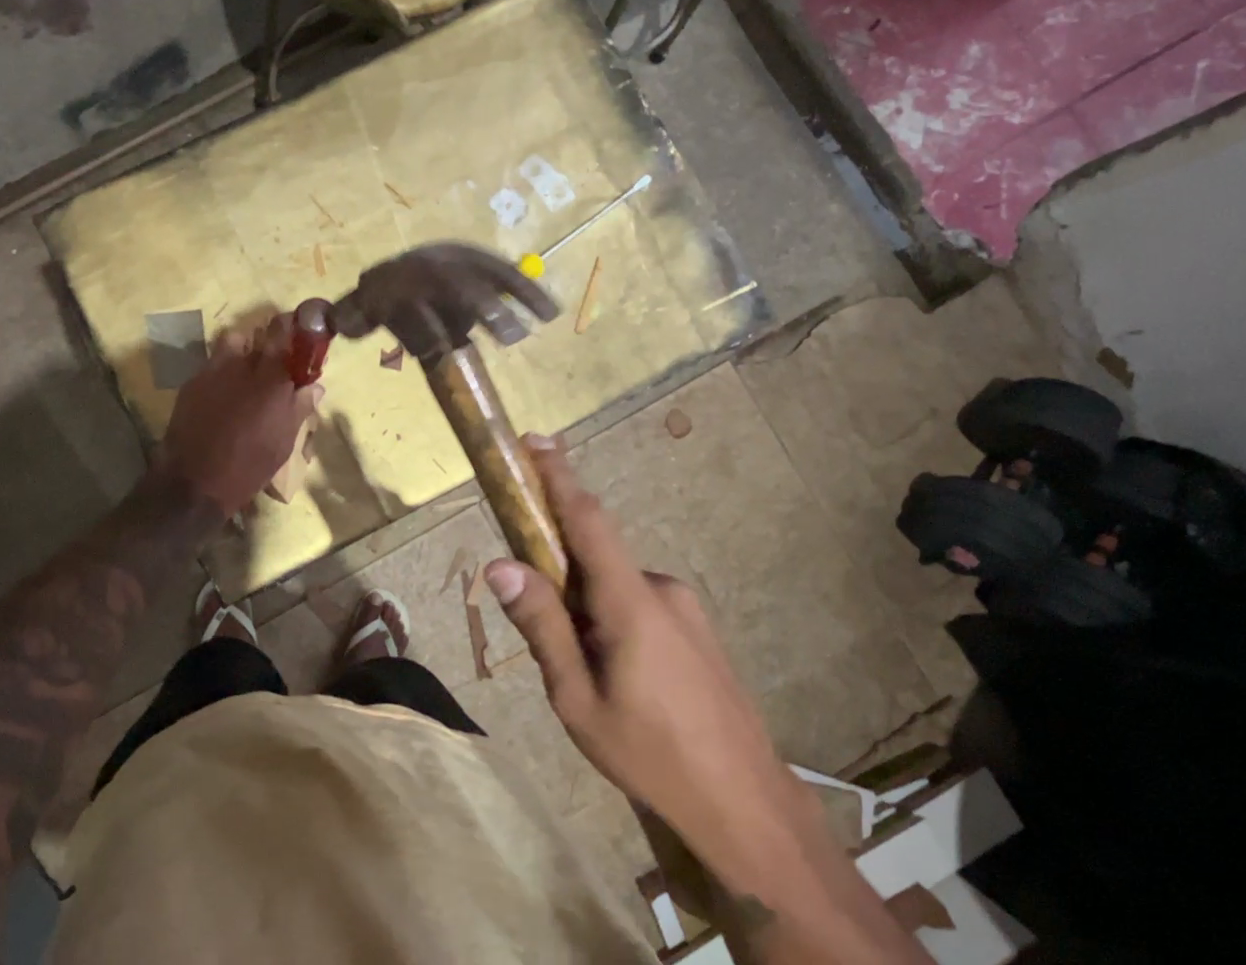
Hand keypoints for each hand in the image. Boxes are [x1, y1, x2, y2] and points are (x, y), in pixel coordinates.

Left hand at [157, 314, 321, 516]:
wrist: (195, 482)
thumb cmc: (249, 467)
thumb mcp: (283, 442)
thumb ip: (299, 408)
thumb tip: (314, 387)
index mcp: (271, 379)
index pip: (284, 333)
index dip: (293, 326)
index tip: (300, 328)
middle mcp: (242, 366)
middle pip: (257, 334)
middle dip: (267, 341)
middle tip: (273, 358)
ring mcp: (213, 371)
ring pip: (230, 343)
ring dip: (241, 350)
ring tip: (245, 371)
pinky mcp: (192, 383)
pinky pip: (211, 364)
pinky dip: (221, 371)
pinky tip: (223, 393)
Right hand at [482, 435, 808, 853]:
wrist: (745, 804)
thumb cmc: (650, 754)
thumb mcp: (576, 700)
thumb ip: (542, 627)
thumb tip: (500, 566)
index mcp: (631, 603)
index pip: (589, 521)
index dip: (560, 478)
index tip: (534, 441)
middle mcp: (664, 591)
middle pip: (594, 561)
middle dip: (559, 579)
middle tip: (546, 642)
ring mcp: (688, 611)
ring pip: (615, 591)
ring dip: (586, 612)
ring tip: (585, 681)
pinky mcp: (699, 631)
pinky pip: (640, 608)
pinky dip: (612, 624)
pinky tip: (618, 684)